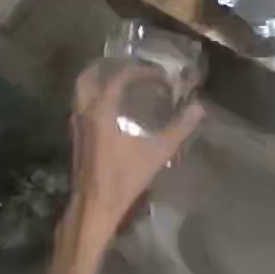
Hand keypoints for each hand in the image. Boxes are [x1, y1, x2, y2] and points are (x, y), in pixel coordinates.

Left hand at [63, 63, 204, 252]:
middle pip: (89, 77)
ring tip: (122, 84)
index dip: (140, 72)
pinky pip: (82, 105)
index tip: (159, 76)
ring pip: (82, 91)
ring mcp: (76, 124)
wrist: (95, 206)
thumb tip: (198, 109)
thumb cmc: (124, 178)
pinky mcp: (76, 137)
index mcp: (101, 110)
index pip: (119, 77)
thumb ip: (179, 129)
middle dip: (107, 67)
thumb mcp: (157, 153)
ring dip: (99, 82)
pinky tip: (114, 108)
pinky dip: (95, 98)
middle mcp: (84, 111)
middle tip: (130, 68)